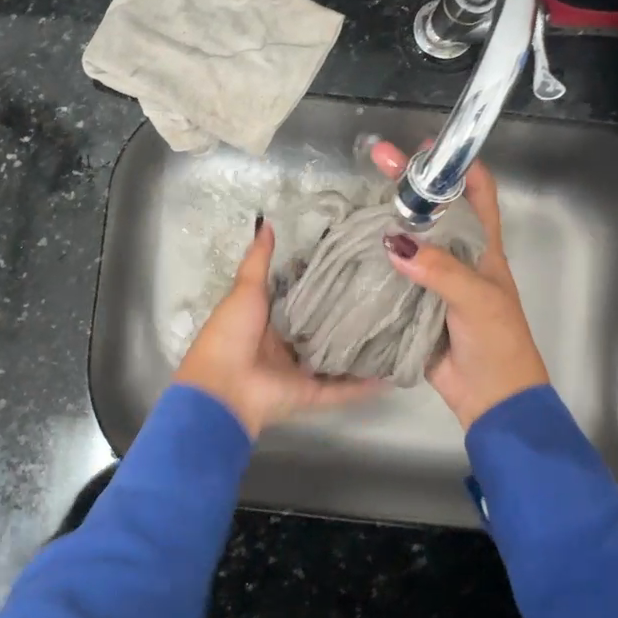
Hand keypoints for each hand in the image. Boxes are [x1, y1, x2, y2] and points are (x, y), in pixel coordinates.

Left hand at [174, 220, 384, 437]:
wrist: (221, 389)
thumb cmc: (229, 334)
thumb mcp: (244, 290)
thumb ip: (259, 261)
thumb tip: (266, 224)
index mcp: (266, 319)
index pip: (300, 298)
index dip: (322, 282)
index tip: (352, 264)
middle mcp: (284, 345)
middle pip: (320, 329)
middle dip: (346, 315)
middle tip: (382, 293)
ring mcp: (299, 371)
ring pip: (335, 360)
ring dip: (360, 351)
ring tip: (396, 332)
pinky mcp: (311, 394)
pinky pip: (343, 389)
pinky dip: (365, 386)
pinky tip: (393, 375)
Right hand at [369, 140, 548, 428]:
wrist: (490, 398)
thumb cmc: (497, 342)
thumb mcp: (477, 299)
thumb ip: (440, 269)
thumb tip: (392, 240)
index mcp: (483, 247)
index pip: (477, 193)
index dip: (457, 165)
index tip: (427, 147)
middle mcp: (457, 255)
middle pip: (432, 209)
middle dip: (406, 183)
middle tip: (375, 159)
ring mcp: (432, 279)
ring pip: (407, 239)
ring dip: (384, 219)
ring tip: (355, 197)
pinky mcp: (410, 303)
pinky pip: (389, 274)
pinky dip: (371, 259)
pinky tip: (348, 245)